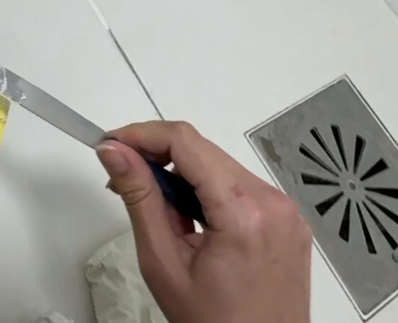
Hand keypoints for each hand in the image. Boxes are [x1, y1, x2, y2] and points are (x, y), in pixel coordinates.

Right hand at [97, 121, 311, 322]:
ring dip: (179, 172)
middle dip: (155, 155)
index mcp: (244, 212)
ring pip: (216, 163)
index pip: (184, 141)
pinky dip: (204, 188)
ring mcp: (286, 210)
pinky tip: (187, 216)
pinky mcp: (288, 220)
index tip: (110, 146)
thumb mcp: (163, 262)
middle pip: (200, 149)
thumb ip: (138, 197)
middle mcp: (272, 202)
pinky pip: (236, 183)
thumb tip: (111, 149)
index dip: (141, 134)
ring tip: (155, 208)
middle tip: (122, 180)